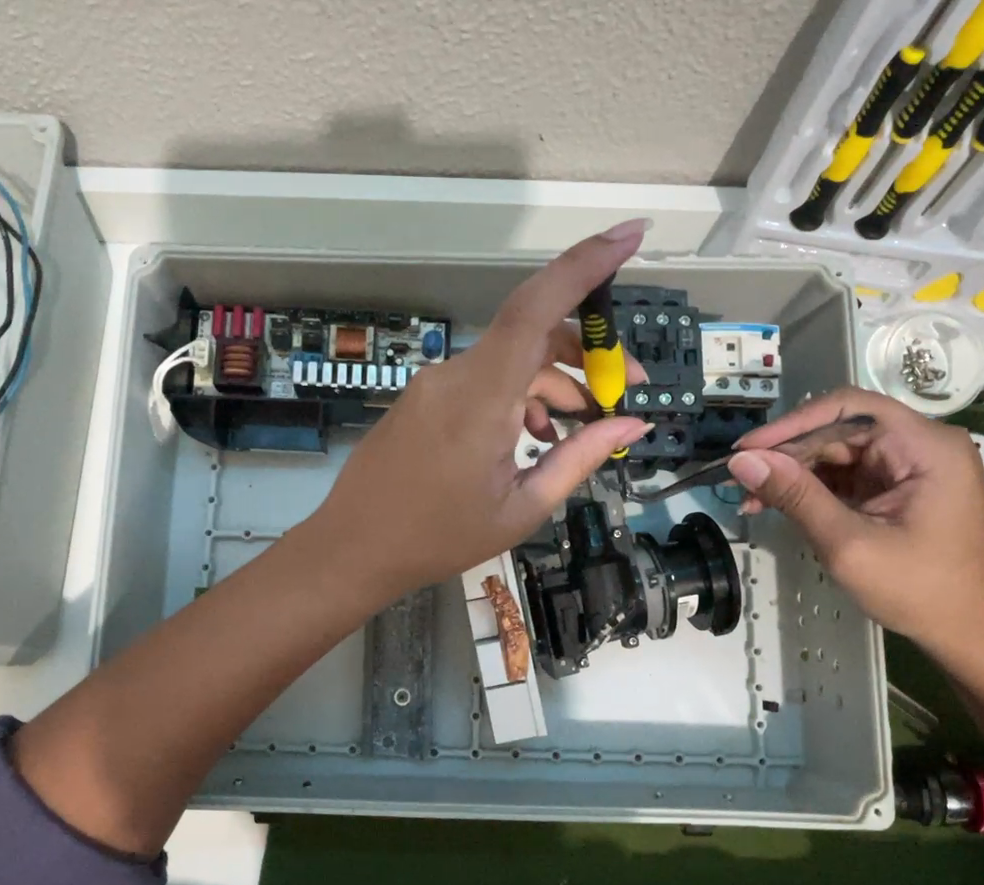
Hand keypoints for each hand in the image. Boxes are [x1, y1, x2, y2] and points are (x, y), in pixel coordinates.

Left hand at [297, 221, 655, 599]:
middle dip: (588, 351)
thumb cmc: (438, 539)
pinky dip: (519, 395)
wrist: (352, 548)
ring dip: (554, 379)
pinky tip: (538, 434)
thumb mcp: (521, 508)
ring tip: (585, 424)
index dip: (585, 264)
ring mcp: (435, 384)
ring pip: (510, 359)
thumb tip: (631, 422)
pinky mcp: (424, 398)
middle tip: (629, 388)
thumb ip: (579, 458)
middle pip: (532, 333)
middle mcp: (456, 376)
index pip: (537, 308)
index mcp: (481, 399)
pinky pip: (483, 380)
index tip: (630, 235)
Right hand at [726, 388, 983, 649]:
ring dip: (794, 473)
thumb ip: (796, 496)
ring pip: (838, 451)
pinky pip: (847, 474)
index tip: (747, 450)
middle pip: (841, 429)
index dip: (792, 424)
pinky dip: (811, 489)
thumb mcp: (848, 543)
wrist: (966, 632)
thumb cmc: (917, 589)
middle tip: (741, 479)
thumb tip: (742, 461)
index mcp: (926, 446)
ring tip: (752, 498)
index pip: (849, 409)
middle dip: (788, 454)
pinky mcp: (898, 487)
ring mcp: (911, 466)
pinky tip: (777, 503)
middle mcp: (923, 445)